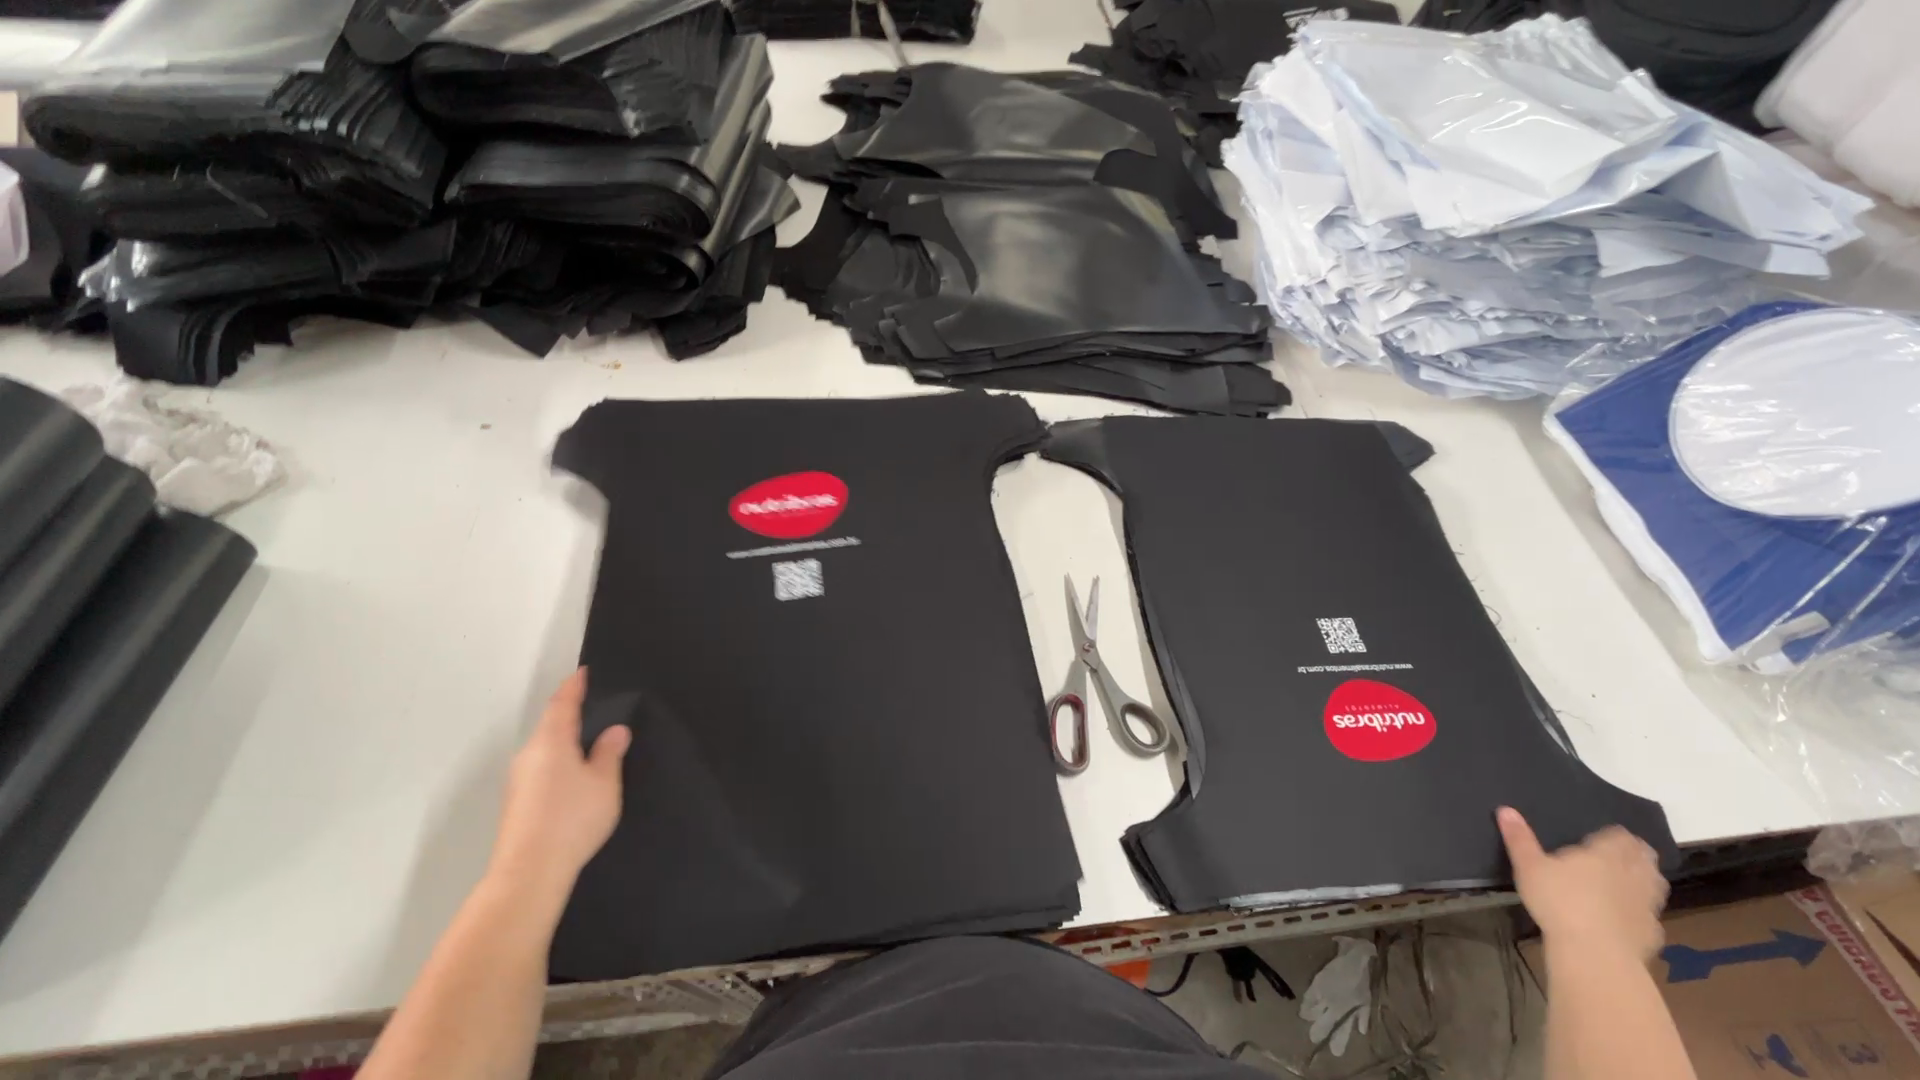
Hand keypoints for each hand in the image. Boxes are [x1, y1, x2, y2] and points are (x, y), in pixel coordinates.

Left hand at [489, 669, 630, 899]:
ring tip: (591, 742)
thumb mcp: (604, 783)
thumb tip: (614, 730)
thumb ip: (609, 753)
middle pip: (550, 725)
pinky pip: (543, 769)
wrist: (529, 871)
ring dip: (565, 742)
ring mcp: (519, 780)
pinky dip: (559, 763)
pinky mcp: (519, 802)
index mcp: (550, 741)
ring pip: (546, 750)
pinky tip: (576, 776)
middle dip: (571, 715)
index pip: (562, 703)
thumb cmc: (572, 818)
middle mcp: (529, 754)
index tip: (584, 673)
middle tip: (595, 707)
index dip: (574, 687)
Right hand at [1498, 807, 1668, 963]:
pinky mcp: (1652, 931)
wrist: (1595, 952)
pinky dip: (1641, 912)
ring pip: (1655, 884)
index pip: (1620, 835)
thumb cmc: (1559, 901)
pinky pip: (1650, 915)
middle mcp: (1633, 874)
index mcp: (1606, 853)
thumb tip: (1505, 809)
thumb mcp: (1528, 867)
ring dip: (1645, 880)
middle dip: (1635, 854)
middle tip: (1619, 856)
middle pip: (1644, 857)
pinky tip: (1626, 918)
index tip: (1603, 837)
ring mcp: (1647, 904)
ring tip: (1627, 882)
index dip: (1614, 835)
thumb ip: (1519, 839)